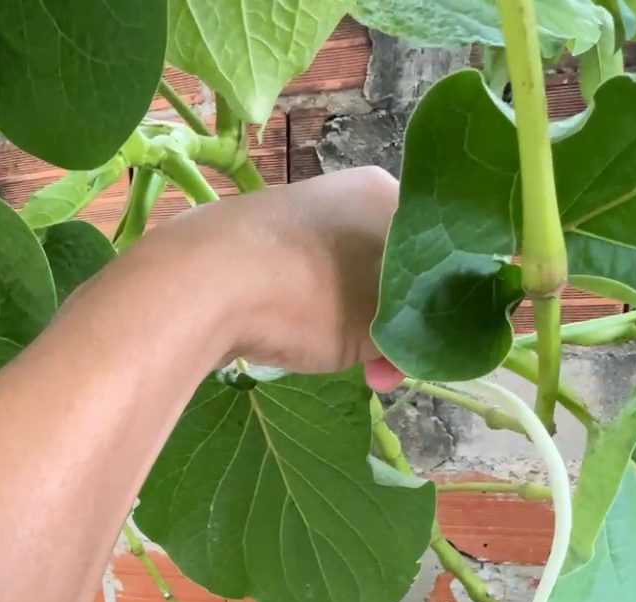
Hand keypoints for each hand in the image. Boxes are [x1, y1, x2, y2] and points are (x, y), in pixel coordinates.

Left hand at [125, 167, 404, 381]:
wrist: (205, 283)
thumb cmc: (313, 293)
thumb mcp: (381, 324)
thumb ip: (406, 332)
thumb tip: (402, 345)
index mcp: (384, 192)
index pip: (430, 255)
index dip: (430, 312)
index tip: (412, 358)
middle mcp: (338, 193)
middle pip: (380, 274)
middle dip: (382, 330)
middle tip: (377, 376)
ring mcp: (287, 217)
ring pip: (334, 284)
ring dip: (341, 329)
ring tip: (329, 360)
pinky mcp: (244, 245)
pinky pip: (290, 287)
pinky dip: (297, 318)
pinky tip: (287, 340)